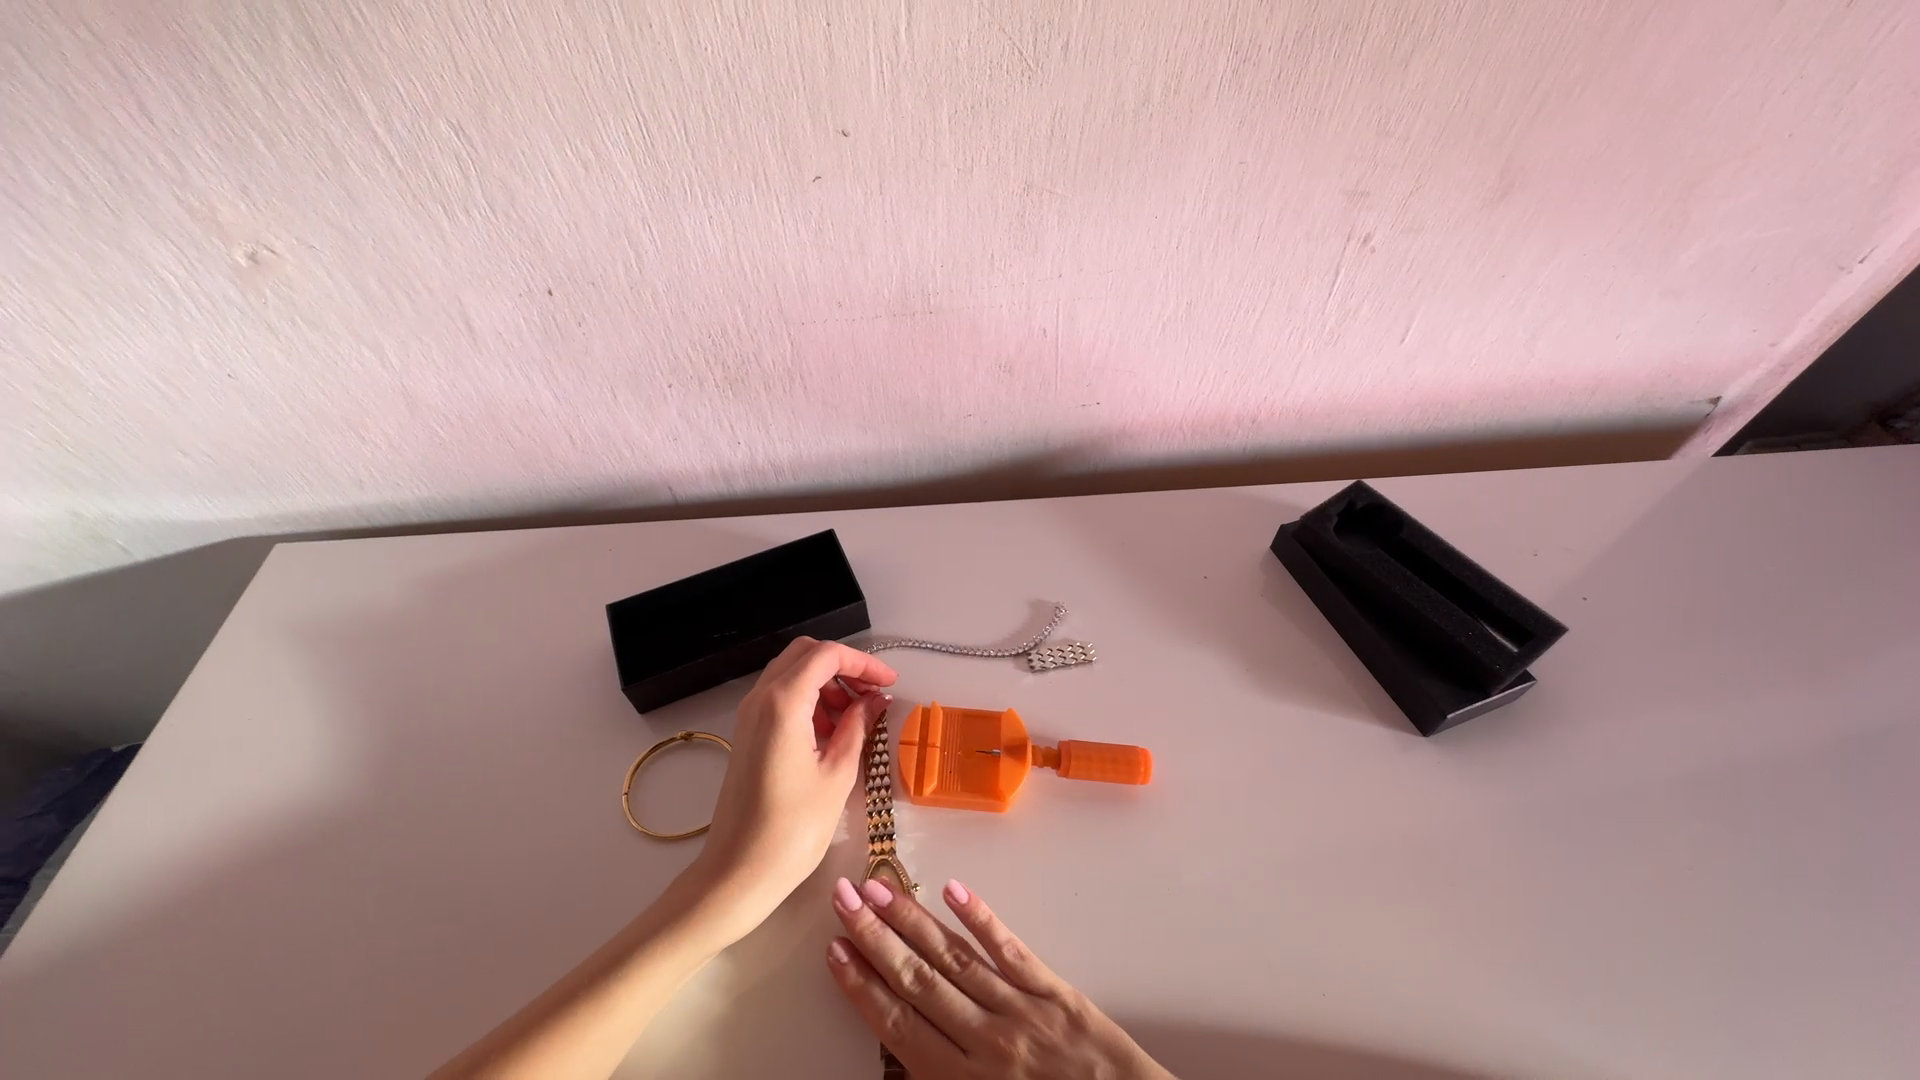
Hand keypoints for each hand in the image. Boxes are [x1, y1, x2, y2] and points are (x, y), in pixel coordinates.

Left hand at [692, 638, 896, 943]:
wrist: (738, 872)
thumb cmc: (793, 829)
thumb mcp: (837, 774)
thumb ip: (858, 726)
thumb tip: (876, 700)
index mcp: (783, 703)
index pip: (827, 655)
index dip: (863, 662)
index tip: (889, 682)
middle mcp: (760, 698)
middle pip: (806, 655)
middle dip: (844, 667)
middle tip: (873, 695)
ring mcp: (749, 715)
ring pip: (792, 674)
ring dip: (827, 684)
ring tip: (857, 718)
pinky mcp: (747, 734)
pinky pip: (780, 697)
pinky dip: (809, 701)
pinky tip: (831, 732)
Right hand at [826, 876, 1174, 1079]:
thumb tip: (895, 1045)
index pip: (899, 1025)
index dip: (862, 986)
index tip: (834, 950)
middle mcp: (985, 1041)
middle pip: (918, 981)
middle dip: (875, 937)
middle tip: (844, 898)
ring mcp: (1019, 1009)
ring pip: (955, 958)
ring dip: (913, 921)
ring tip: (880, 889)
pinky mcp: (1052, 989)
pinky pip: (1009, 950)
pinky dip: (980, 919)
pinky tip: (953, 890)